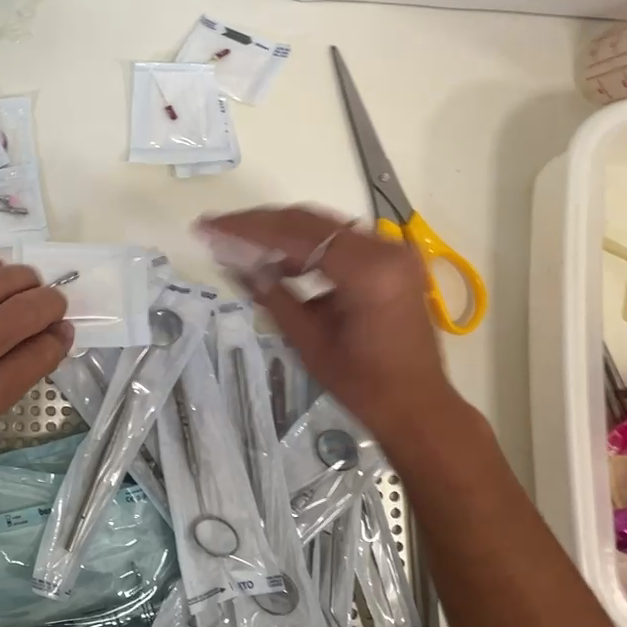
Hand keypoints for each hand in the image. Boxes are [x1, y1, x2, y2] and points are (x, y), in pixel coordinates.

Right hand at [198, 206, 465, 441]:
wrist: (417, 405)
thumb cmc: (362, 383)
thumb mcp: (306, 339)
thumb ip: (271, 293)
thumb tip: (232, 261)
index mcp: (367, 271)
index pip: (294, 235)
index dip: (246, 229)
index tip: (209, 227)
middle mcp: (384, 250)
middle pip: (307, 221)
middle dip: (258, 224)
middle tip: (216, 228)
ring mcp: (391, 253)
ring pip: (321, 226)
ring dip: (278, 232)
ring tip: (237, 242)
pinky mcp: (390, 261)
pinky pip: (339, 240)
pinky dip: (304, 245)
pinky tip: (274, 260)